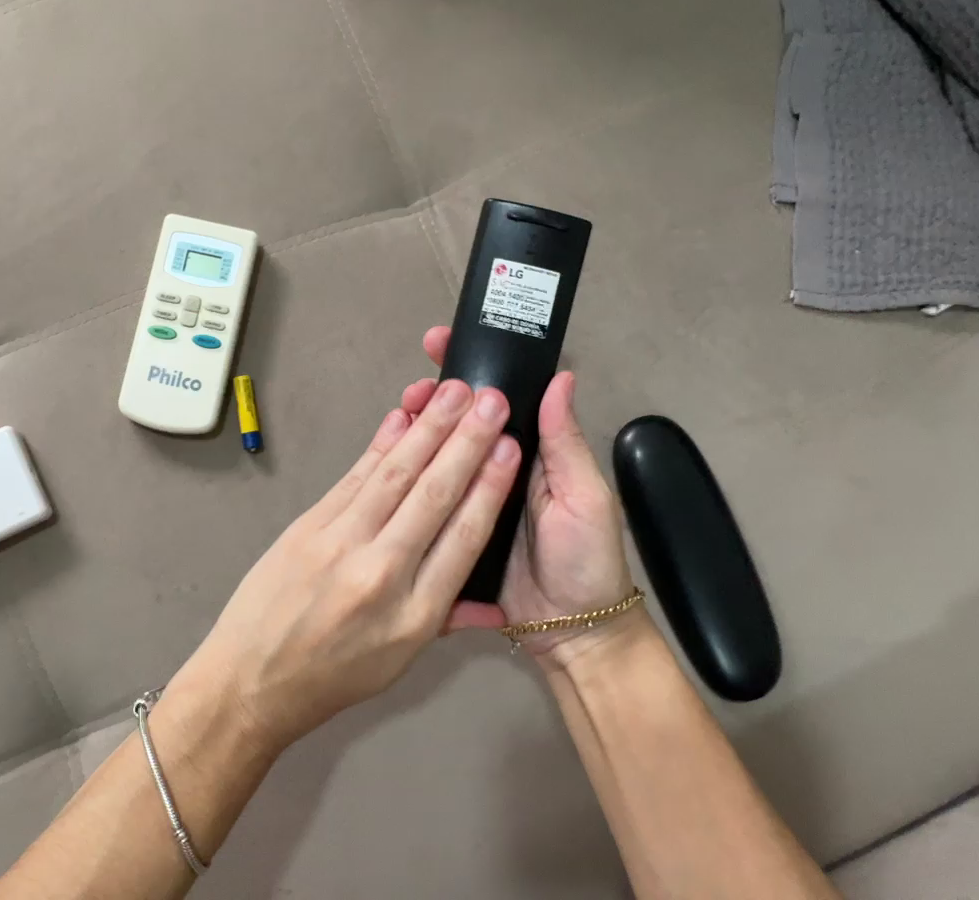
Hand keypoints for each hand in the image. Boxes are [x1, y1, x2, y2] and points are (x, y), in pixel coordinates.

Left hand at [170, 380, 521, 752]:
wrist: (249, 680)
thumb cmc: (332, 677)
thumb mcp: (400, 662)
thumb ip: (448, 620)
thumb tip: (497, 603)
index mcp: (414, 614)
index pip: (464, 537)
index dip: (490, 487)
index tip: (510, 447)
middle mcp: (381, 572)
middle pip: (433, 494)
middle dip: (466, 442)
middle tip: (491, 400)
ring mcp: (339, 543)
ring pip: (394, 475)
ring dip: (428, 428)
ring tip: (454, 392)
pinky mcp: (307, 524)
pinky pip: (354, 476)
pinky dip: (381, 444)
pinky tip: (402, 416)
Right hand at [401, 327, 641, 670]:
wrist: (570, 634)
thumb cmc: (586, 560)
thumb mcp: (585, 498)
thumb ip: (566, 442)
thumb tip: (561, 376)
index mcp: (536, 453)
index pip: (504, 398)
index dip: (477, 367)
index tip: (445, 344)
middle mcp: (501, 468)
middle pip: (466, 421)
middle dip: (438, 396)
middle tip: (413, 386)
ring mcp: (474, 498)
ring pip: (444, 453)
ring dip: (421, 428)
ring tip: (400, 412)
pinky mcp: (453, 528)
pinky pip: (432, 494)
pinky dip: (413, 473)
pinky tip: (391, 457)